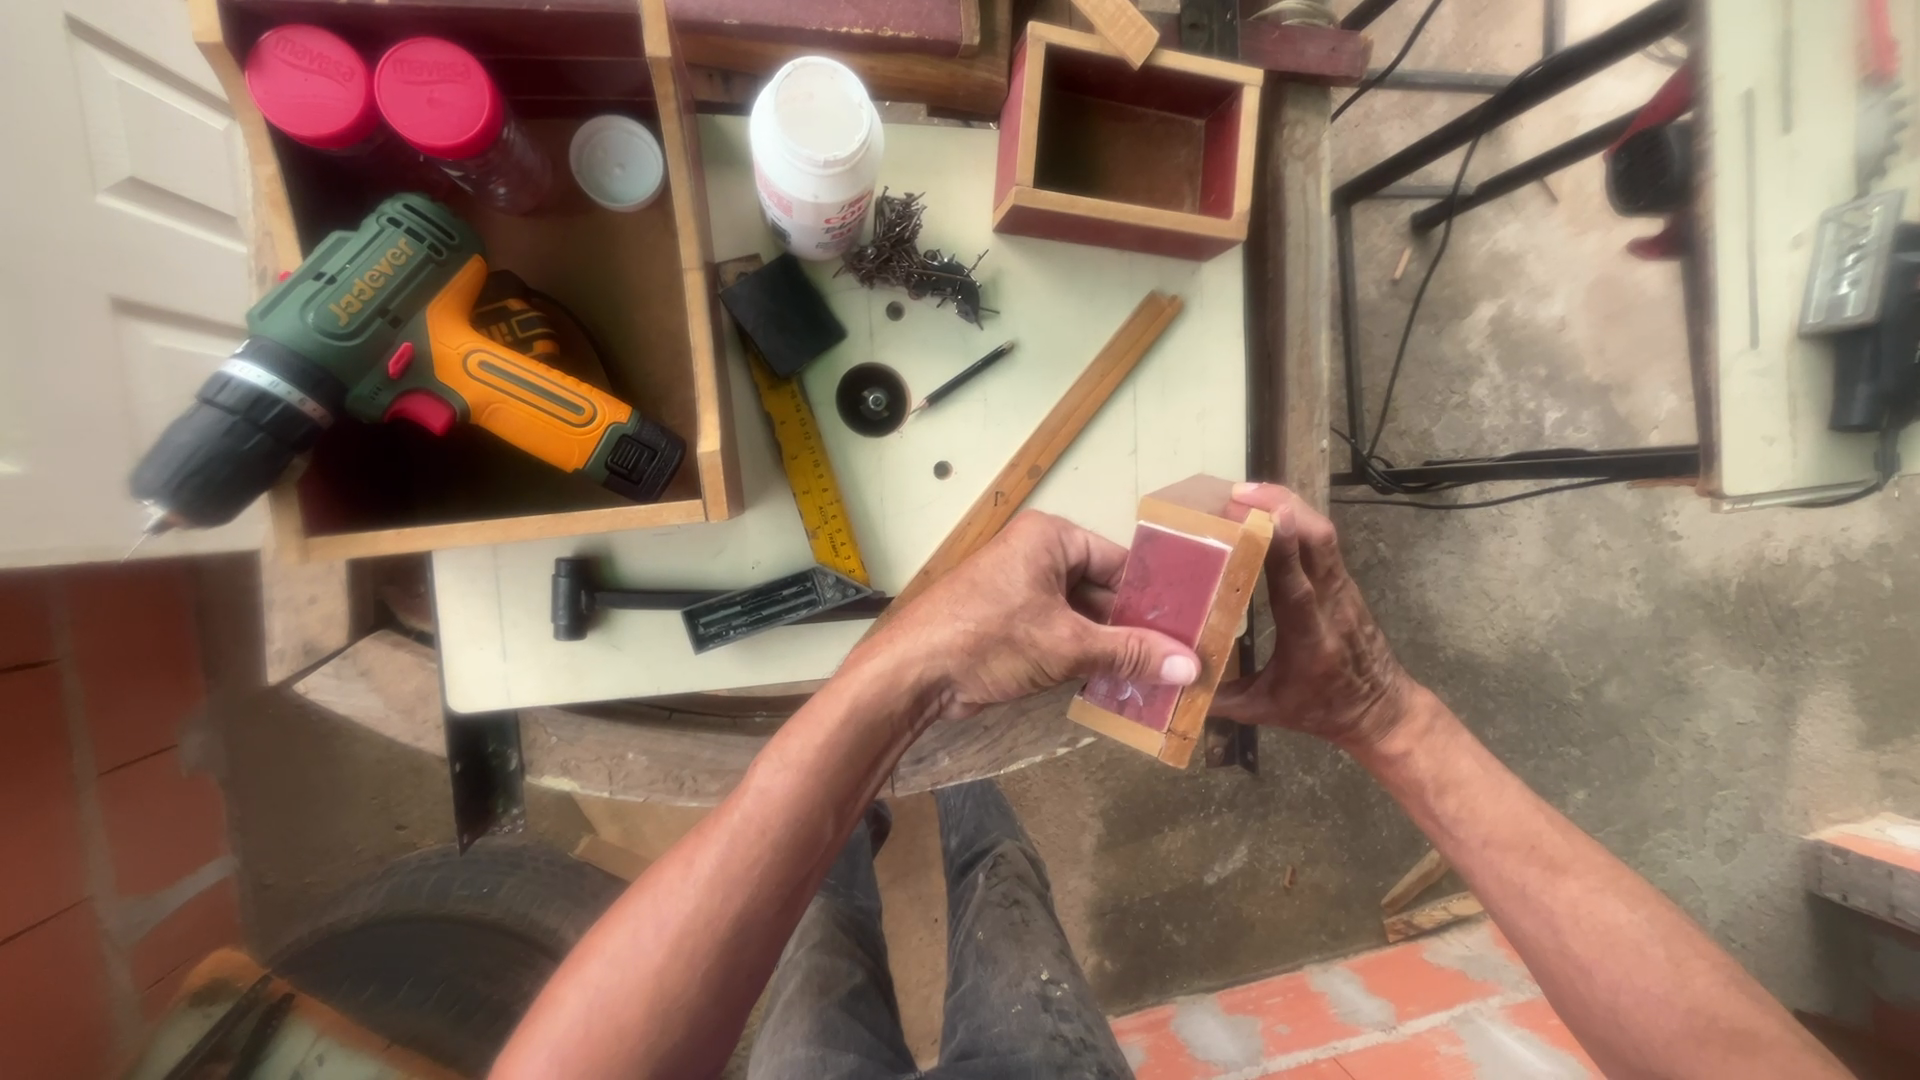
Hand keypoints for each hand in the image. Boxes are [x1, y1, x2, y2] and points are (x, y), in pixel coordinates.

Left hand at [858, 510, 1200, 722]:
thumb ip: (1130, 653)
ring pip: (1081, 618)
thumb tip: (1192, 666)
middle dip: (1133, 629)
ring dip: (1110, 648)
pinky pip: (1059, 635)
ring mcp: (1020, 592)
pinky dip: (1083, 657)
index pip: (1119, 562)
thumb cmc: (989, 639)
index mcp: (1051, 539)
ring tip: (1159, 679)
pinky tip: (1117, 685)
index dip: (1154, 597)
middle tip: (1180, 661)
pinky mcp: (1009, 624)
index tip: (1190, 629)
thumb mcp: (1066, 644)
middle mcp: (1036, 556)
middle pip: (1101, 592)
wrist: (912, 673)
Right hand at [1211, 484, 1415, 748]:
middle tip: (1236, 493)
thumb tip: (1167, 684)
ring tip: (1244, 492)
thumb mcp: (1264, 710)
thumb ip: (1217, 698)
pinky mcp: (1341, 580)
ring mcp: (1341, 588)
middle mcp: (1330, 605)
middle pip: (1317, 543)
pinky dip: (1295, 516)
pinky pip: (1322, 539)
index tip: (1265, 516)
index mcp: (1310, 639)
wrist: (1382, 710)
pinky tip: (1267, 507)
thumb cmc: (1320, 710)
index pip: (1299, 587)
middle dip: (1282, 508)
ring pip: (1323, 533)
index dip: (1284, 549)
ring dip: (1288, 504)